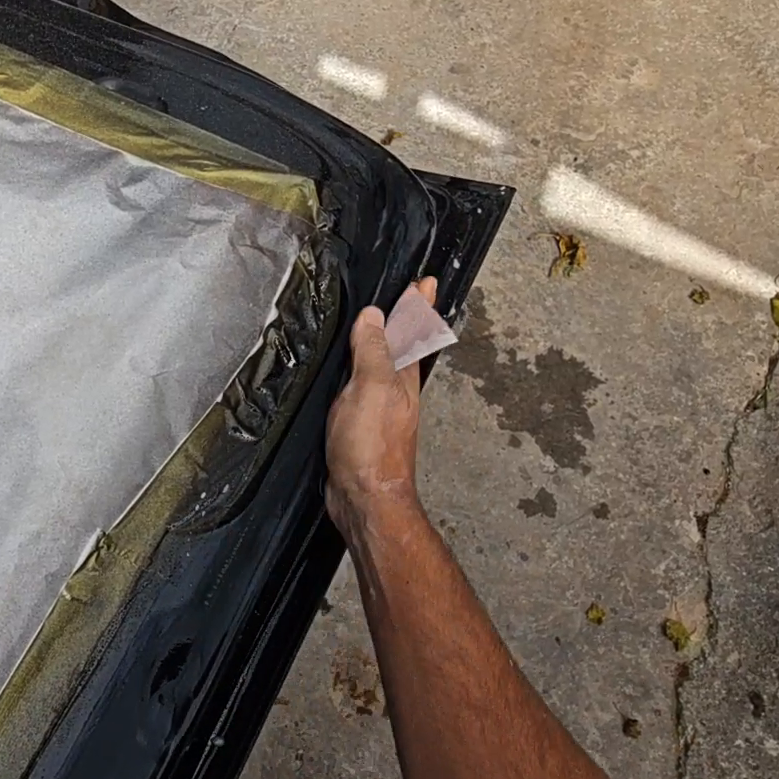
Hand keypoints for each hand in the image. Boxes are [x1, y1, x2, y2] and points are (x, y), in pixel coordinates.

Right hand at [325, 276, 435, 532]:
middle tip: (412, 297)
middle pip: (404, 345)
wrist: (365, 498)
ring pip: (385, 365)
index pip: (412, 329)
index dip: (417, 304)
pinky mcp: (362, 425)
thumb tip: (374, 315)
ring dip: (387, 343)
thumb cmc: (371, 446)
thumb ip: (373, 351)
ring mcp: (380, 408)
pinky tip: (353, 373)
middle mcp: (396, 390)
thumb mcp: (371, 389)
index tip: (425, 281)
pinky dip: (363, 370)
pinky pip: (365, 386)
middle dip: (408, 319)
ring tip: (385, 326)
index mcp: (401, 376)